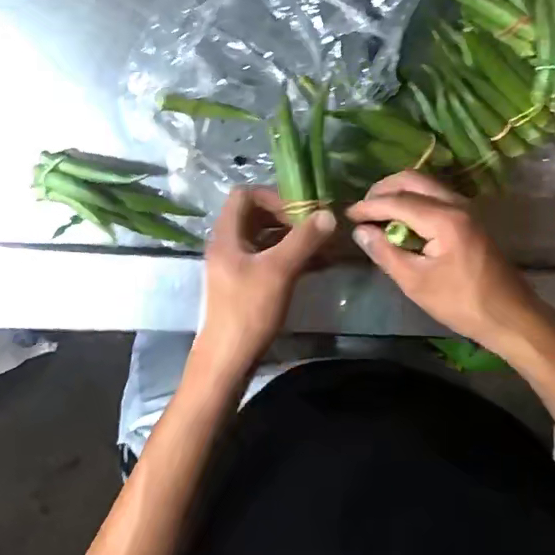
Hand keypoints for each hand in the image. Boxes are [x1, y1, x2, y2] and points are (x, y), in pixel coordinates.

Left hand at [195, 187, 334, 374]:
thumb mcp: (279, 271)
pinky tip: (318, 265)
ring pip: (265, 238)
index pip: (245, 195)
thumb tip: (328, 214)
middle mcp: (228, 245)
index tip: (300, 211)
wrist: (227, 359)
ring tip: (324, 247)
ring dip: (293, 238)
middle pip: (257, 215)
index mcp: (226, 235)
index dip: (273, 196)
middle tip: (317, 228)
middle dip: (289, 218)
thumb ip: (303, 239)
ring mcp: (235, 265)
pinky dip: (291, 257)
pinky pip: (269, 259)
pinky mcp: (244, 285)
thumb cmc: (248, 311)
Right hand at [347, 172, 554, 355]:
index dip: (369, 206)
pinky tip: (401, 219)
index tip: (347, 214)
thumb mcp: (415, 282)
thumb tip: (360, 230)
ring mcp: (466, 209)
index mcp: (444, 219)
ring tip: (377, 212)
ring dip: (399, 192)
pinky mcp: (470, 219)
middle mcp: (456, 204)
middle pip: (413, 180)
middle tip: (362, 208)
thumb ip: (385, 252)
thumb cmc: (461, 303)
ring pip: (426, 185)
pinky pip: (436, 196)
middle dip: (383, 190)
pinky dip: (414, 200)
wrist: (510, 316)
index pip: (397, 201)